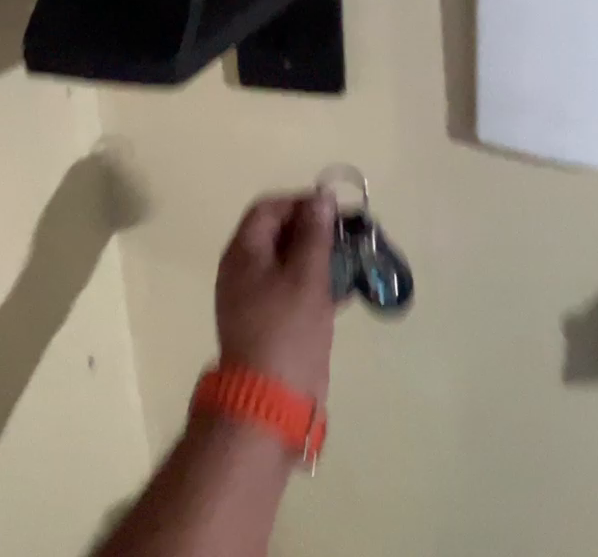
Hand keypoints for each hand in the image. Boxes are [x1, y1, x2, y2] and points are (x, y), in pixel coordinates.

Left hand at [215, 192, 337, 400]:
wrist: (271, 400)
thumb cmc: (288, 330)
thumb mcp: (306, 277)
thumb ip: (315, 235)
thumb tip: (321, 197)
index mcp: (243, 253)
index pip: (268, 209)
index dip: (301, 202)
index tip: (335, 211)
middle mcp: (244, 270)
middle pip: (277, 233)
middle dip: (314, 230)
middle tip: (349, 235)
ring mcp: (256, 297)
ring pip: (288, 262)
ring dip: (319, 257)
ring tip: (354, 260)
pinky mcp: (271, 321)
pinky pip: (292, 289)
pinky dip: (316, 283)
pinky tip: (346, 291)